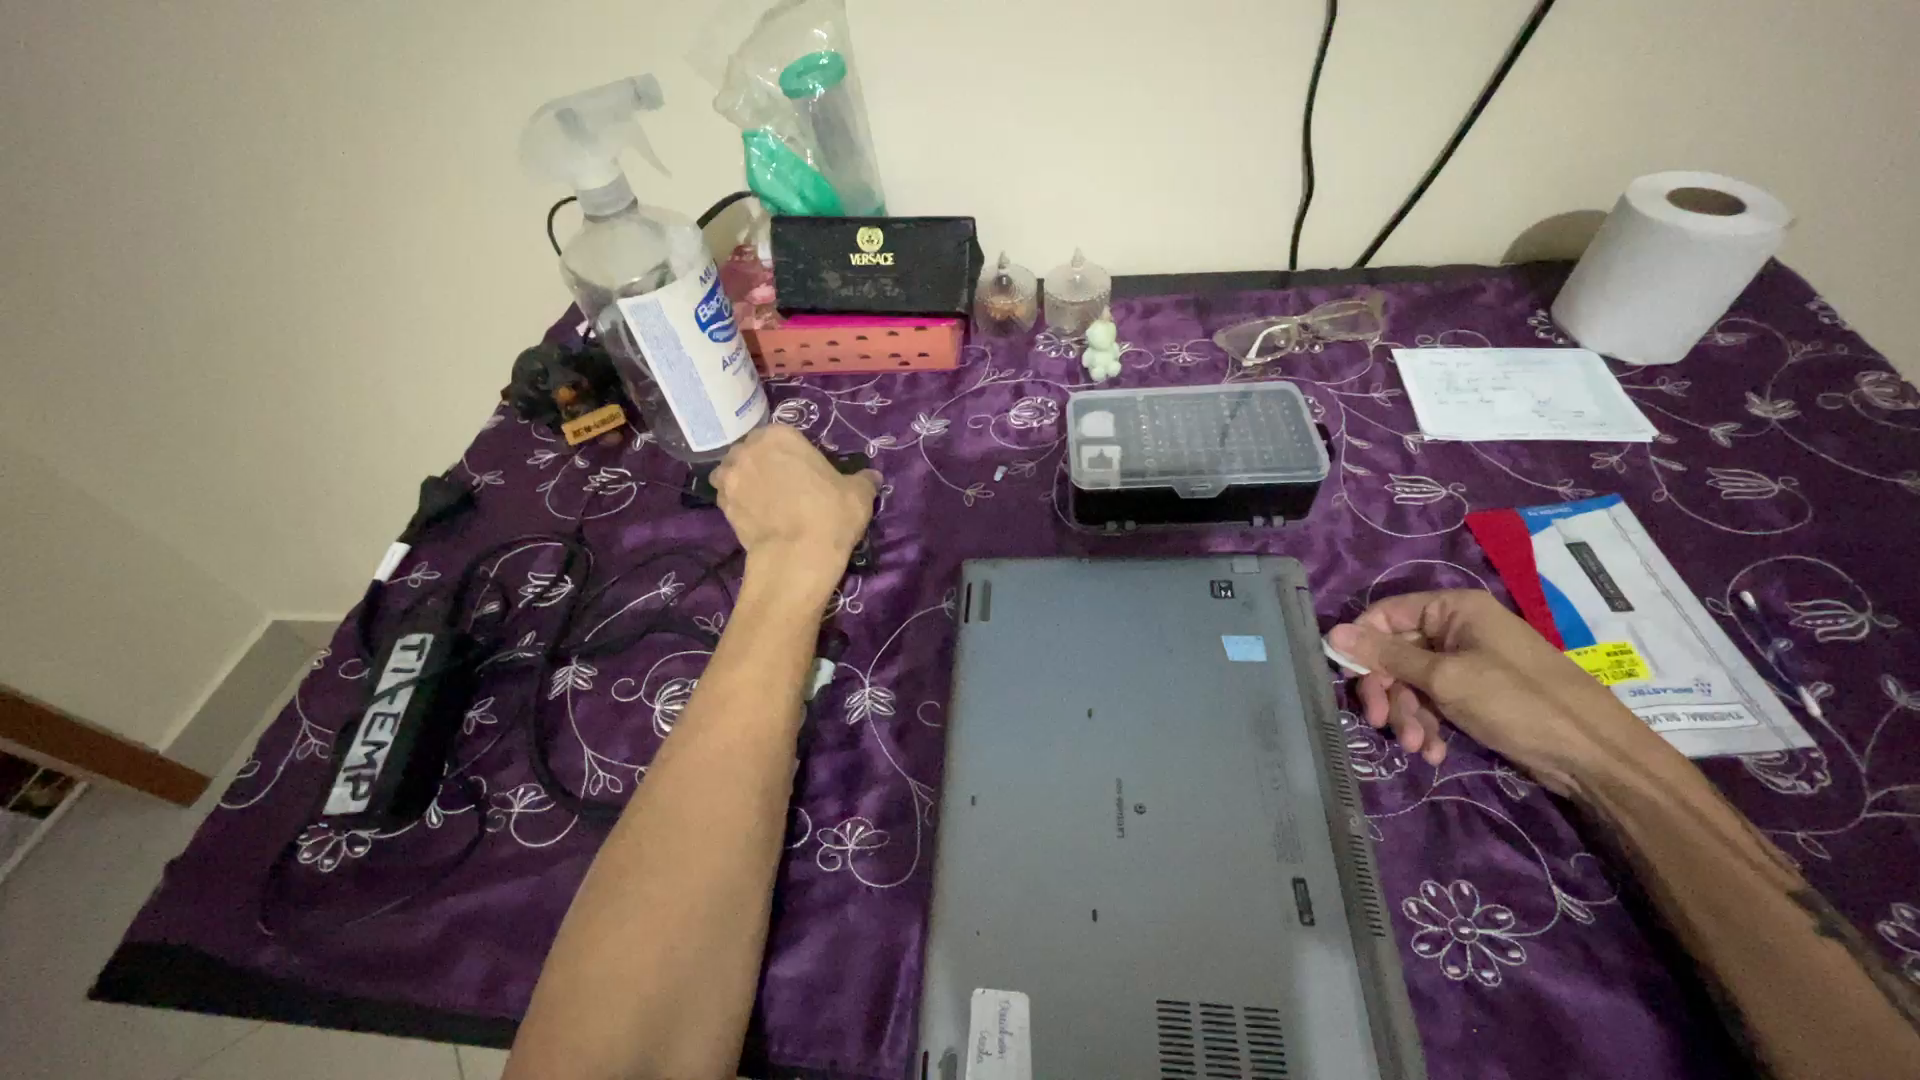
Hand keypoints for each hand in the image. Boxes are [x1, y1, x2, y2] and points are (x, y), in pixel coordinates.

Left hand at [710, 425, 879, 595]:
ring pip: (735, 470)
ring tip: (764, 498)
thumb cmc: (830, 514)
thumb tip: (872, 477)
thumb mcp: (859, 493)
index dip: (793, 452)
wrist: (797, 556)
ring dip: (746, 478)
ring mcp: (730, 477)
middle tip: (784, 484)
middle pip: (754, 450)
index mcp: (781, 435)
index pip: (783, 435)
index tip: (804, 469)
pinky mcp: (721, 505)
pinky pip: (727, 495)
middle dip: (765, 462)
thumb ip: (864, 479)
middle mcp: (749, 450)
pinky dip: (737, 500)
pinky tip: (754, 514)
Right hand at [1327, 589, 1674, 797]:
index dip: (1363, 646)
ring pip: (1411, 683)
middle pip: (1394, 653)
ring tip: (1417, 746)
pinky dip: (1428, 726)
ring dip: (1408, 716)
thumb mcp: (1445, 678)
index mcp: (1452, 609)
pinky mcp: (1474, 694)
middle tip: (1381, 722)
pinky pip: (1433, 702)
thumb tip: (1333, 632)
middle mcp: (1456, 629)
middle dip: (1388, 692)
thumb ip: (1386, 657)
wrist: (1592, 755)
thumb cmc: (1517, 702)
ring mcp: (1466, 663)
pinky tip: (1434, 752)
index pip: (1385, 615)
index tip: (1351, 681)